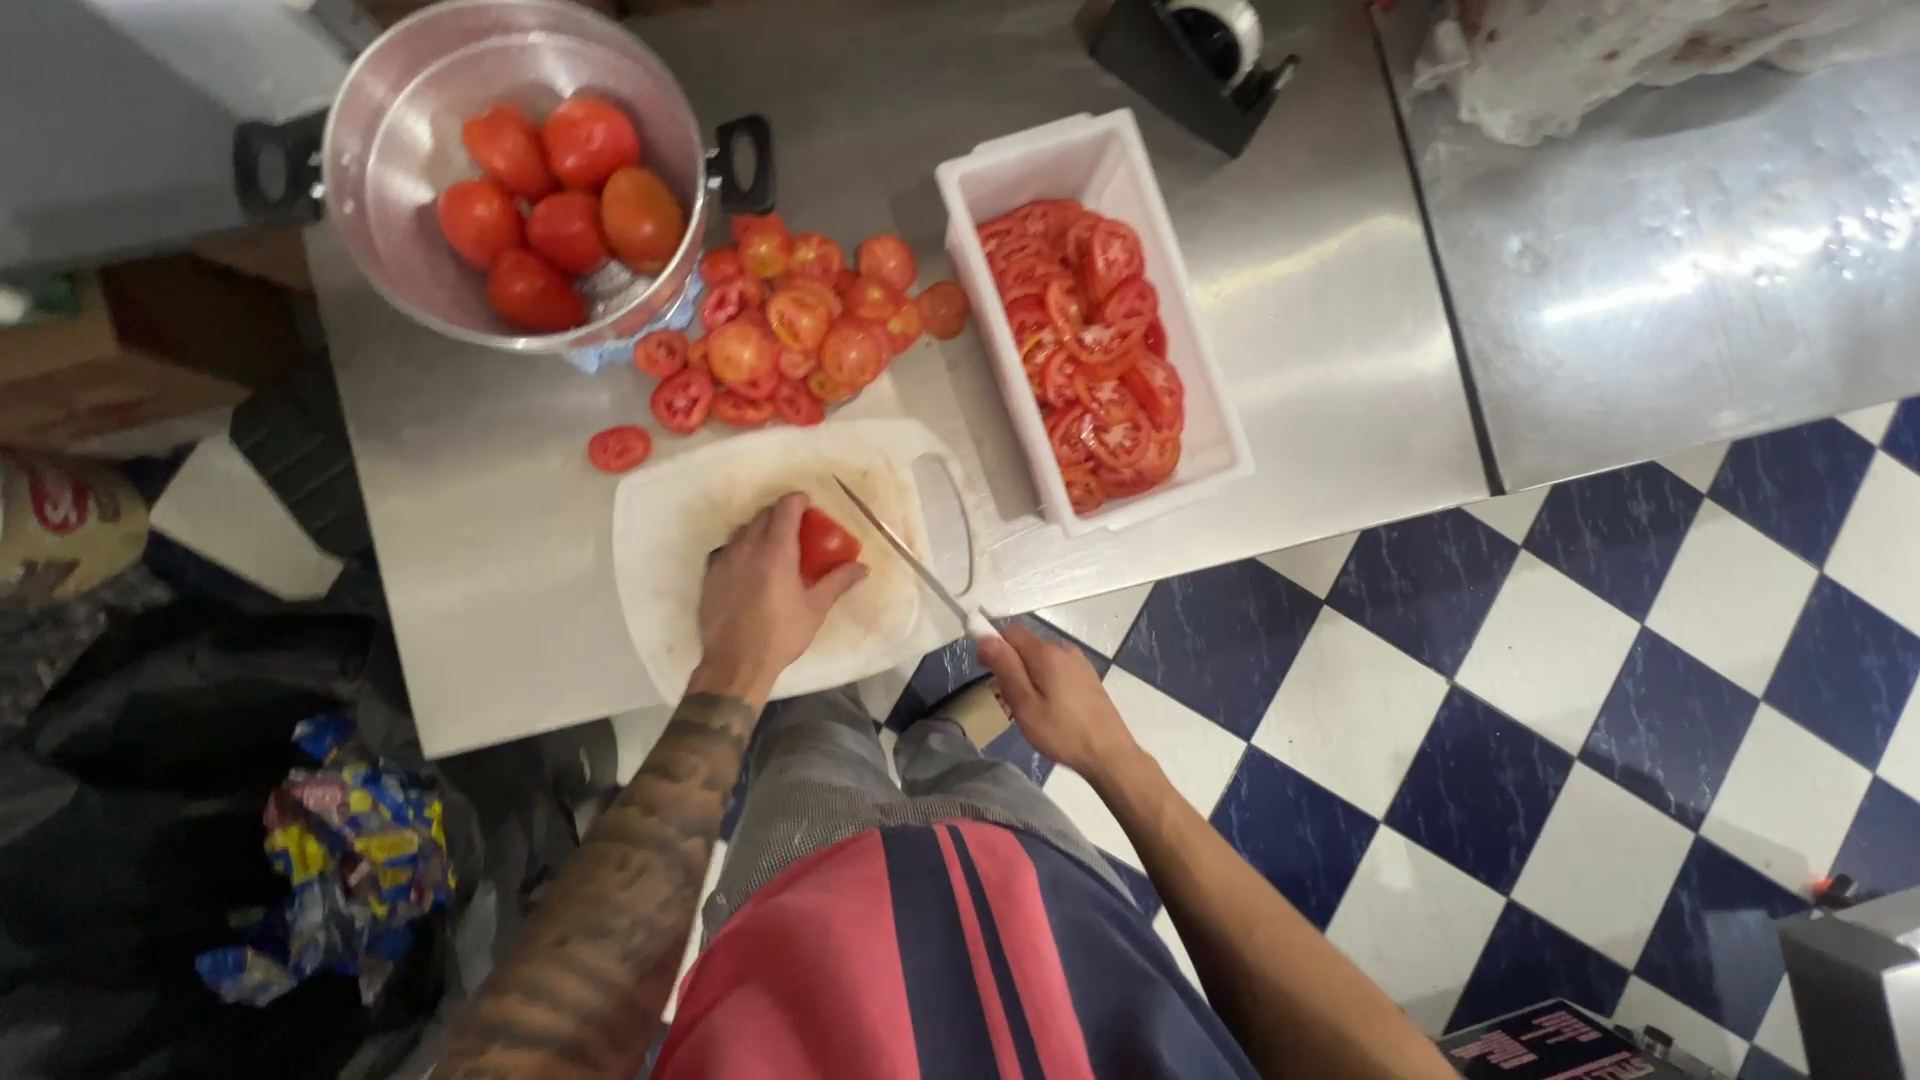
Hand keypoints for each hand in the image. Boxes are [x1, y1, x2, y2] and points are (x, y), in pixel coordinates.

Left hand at [691, 492, 867, 703]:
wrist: (735, 663)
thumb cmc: (780, 635)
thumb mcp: (815, 609)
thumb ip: (838, 582)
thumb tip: (862, 567)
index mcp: (776, 551)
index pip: (785, 508)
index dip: (797, 500)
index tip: (808, 504)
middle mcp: (747, 548)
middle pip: (763, 515)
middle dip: (780, 513)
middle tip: (796, 527)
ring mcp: (724, 560)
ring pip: (742, 530)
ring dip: (759, 529)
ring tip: (772, 545)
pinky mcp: (709, 576)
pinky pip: (726, 550)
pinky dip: (740, 548)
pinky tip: (748, 566)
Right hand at [977, 621, 1141, 780]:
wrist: (1109, 753)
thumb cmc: (1062, 733)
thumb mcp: (1026, 704)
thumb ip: (1006, 668)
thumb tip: (986, 637)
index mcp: (1047, 653)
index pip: (1011, 631)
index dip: (993, 645)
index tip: (986, 671)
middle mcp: (1064, 650)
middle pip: (1026, 645)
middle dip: (1010, 665)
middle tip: (1006, 699)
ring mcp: (1079, 663)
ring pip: (1041, 659)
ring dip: (1027, 675)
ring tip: (1027, 709)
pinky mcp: (1087, 676)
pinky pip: (1056, 669)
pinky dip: (1044, 681)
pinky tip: (1048, 708)